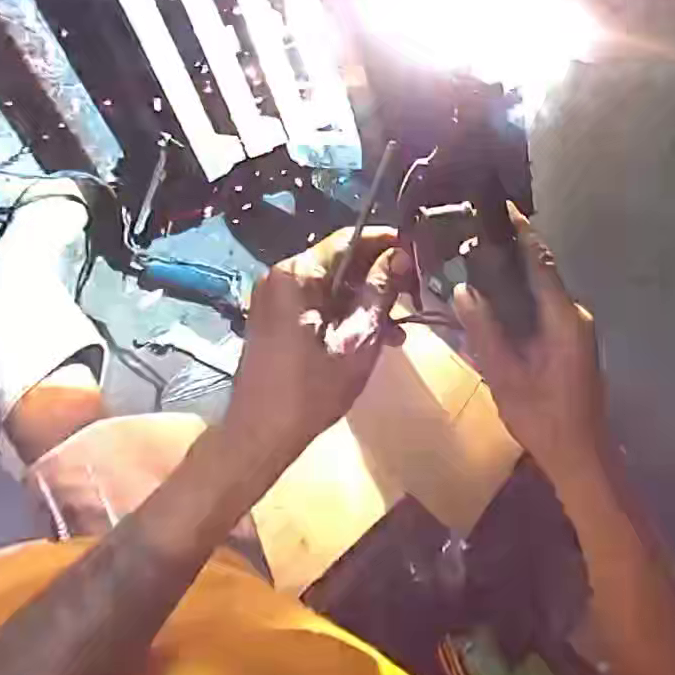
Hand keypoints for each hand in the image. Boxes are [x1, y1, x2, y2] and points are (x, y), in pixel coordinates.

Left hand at [223, 227, 410, 469]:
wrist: (259, 435)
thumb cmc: (310, 391)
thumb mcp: (357, 341)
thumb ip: (380, 293)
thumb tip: (400, 257)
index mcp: (297, 275)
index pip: (349, 239)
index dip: (385, 243)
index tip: (415, 253)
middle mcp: (281, 276)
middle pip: (340, 261)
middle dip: (378, 278)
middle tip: (412, 296)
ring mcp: (274, 297)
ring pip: (332, 285)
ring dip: (364, 301)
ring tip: (396, 329)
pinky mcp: (274, 317)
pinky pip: (317, 302)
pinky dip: (343, 314)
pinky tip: (369, 338)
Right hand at [453, 208, 608, 479]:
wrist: (581, 456)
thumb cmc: (543, 418)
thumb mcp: (505, 375)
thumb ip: (484, 331)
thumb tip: (462, 290)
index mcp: (563, 318)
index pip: (540, 262)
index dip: (521, 232)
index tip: (500, 208)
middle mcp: (575, 315)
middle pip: (541, 270)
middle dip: (511, 250)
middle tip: (473, 236)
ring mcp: (576, 328)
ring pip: (542, 289)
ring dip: (514, 274)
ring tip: (477, 261)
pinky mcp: (571, 340)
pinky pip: (544, 305)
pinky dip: (521, 295)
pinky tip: (495, 299)